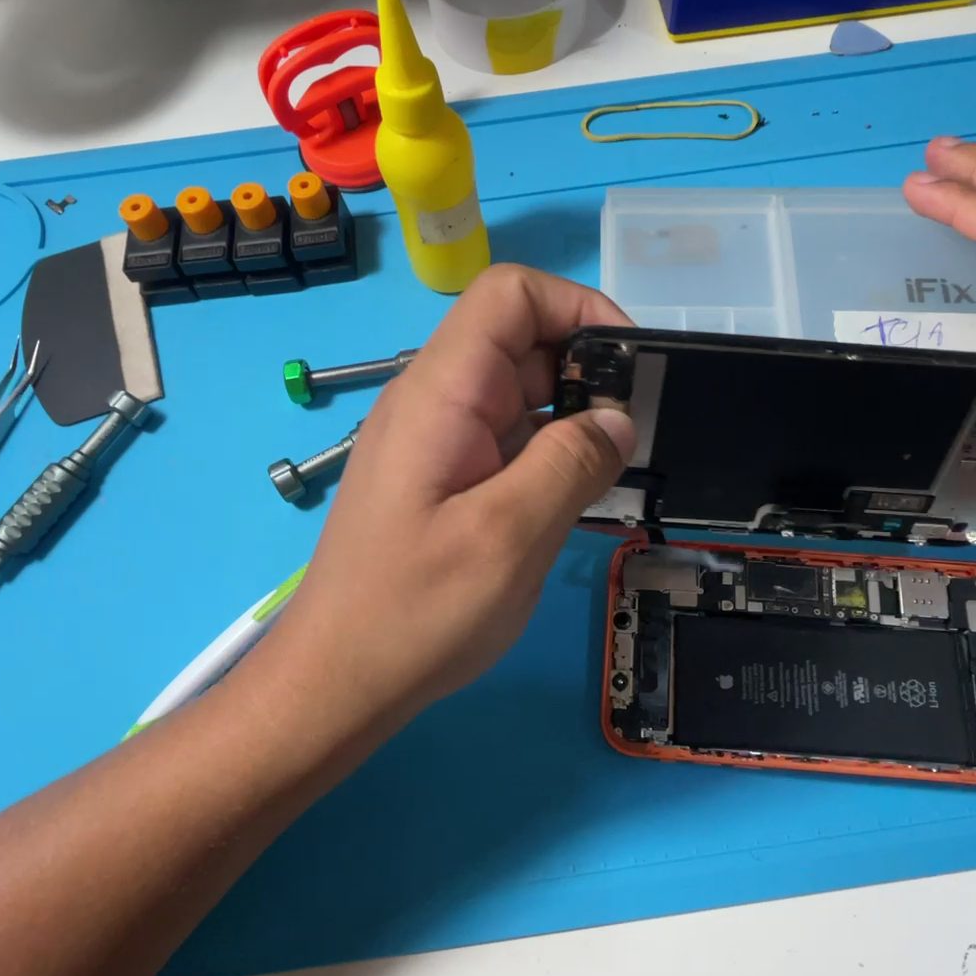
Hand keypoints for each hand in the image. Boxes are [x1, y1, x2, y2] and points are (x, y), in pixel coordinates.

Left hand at [263, 265, 636, 720]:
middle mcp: (435, 402)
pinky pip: (506, 443)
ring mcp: (437, 442)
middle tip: (636, 433)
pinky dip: (549, 456)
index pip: (511, 296)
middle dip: (586, 372)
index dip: (578, 306)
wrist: (339, 680)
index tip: (630, 364)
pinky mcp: (443, 480)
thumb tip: (617, 420)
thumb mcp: (508, 537)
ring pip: (519, 396)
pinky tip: (579, 499)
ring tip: (617, 470)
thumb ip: (570, 465)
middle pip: (520, 342)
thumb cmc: (415, 611)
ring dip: (572, 421)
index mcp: (442, 393)